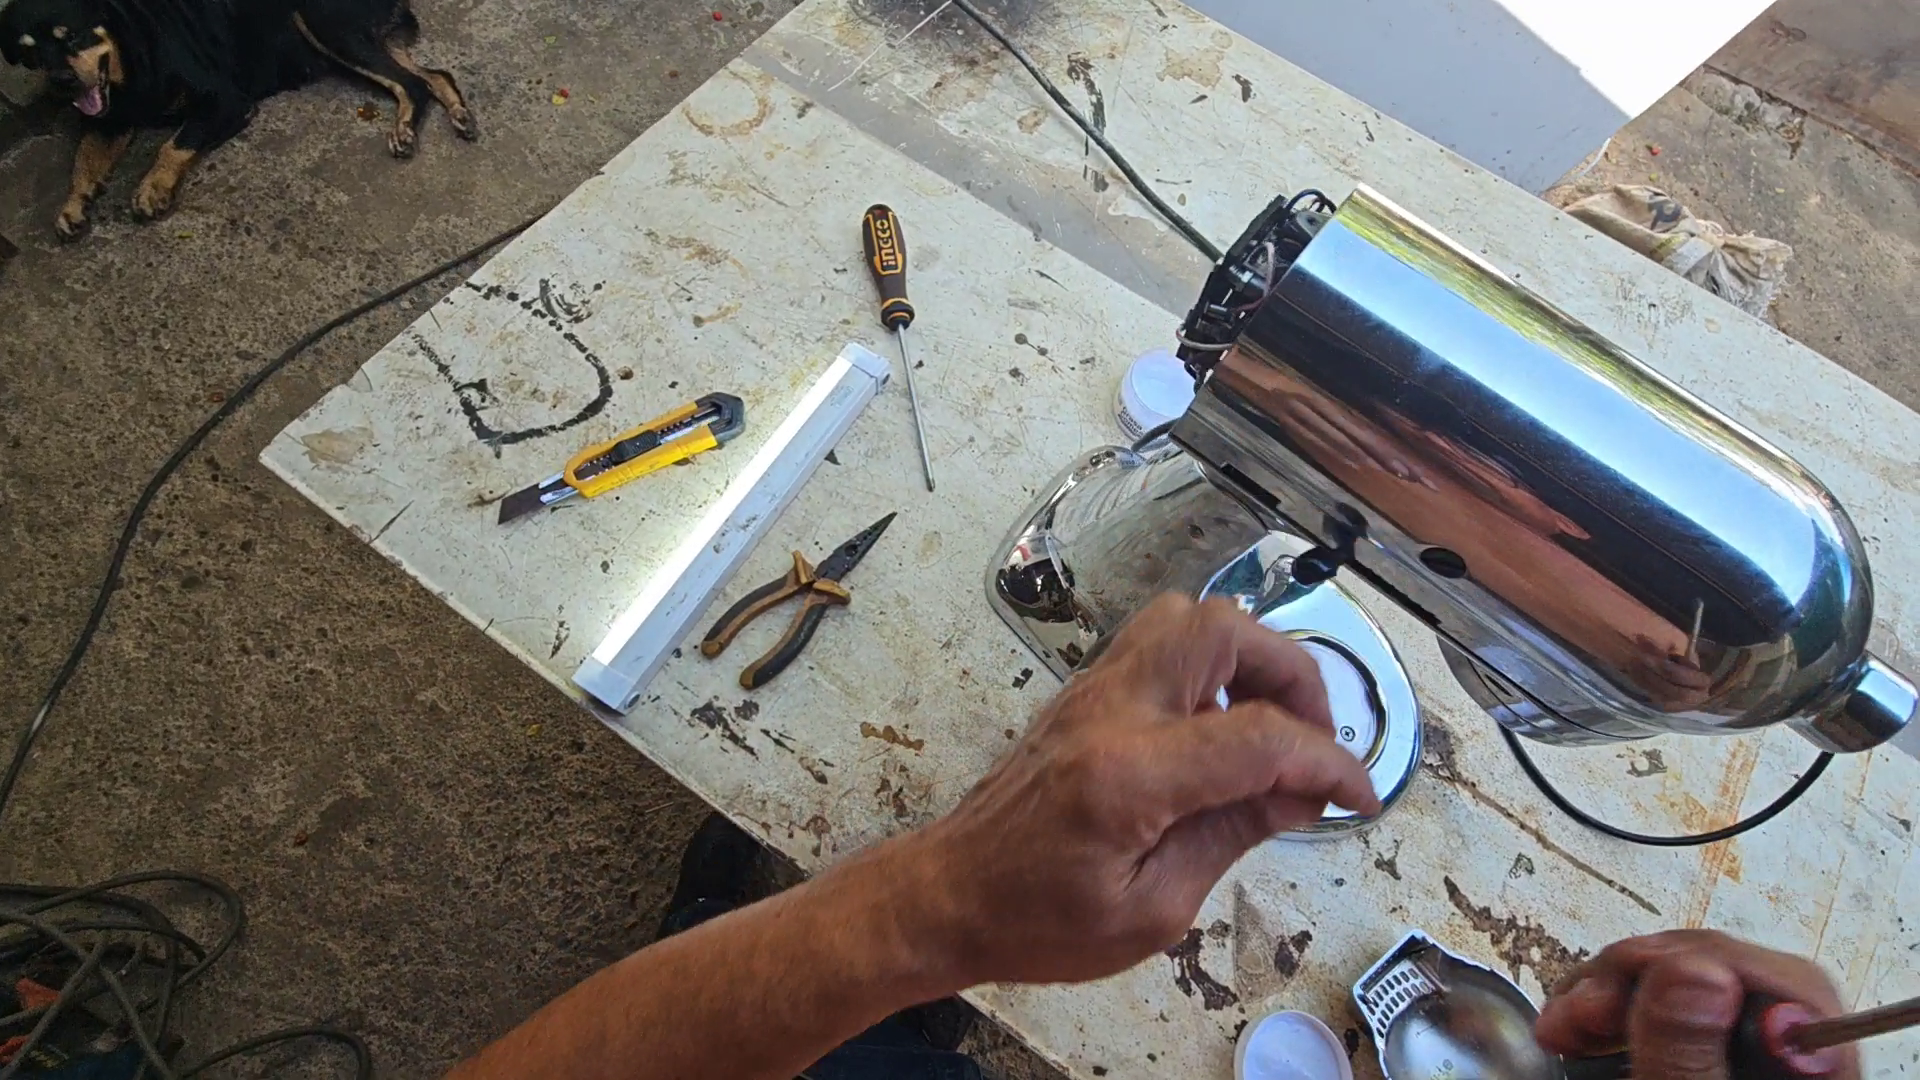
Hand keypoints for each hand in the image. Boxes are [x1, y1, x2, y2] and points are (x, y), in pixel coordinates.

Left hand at [898, 594, 1378, 988]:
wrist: (954, 889)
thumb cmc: (1042, 920)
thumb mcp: (1154, 909)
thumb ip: (1233, 835)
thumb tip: (1303, 790)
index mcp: (1129, 773)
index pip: (1259, 735)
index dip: (1330, 761)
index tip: (1359, 795)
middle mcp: (1111, 707)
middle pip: (1218, 627)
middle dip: (1290, 670)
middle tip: (1308, 737)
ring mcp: (1090, 688)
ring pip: (1182, 618)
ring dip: (1245, 657)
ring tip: (1265, 727)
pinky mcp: (1081, 691)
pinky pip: (1156, 644)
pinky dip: (1206, 667)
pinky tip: (1214, 729)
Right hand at [1536, 930, 1859, 1079]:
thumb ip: (1685, 1049)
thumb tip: (1694, 967)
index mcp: (1810, 1079)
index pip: (1787, 984)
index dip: (1703, 971)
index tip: (1628, 991)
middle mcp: (1790, 1064)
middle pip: (1722, 970)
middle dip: (1632, 978)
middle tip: (1580, 1016)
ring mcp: (1745, 1056)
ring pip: (1679, 979)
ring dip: (1606, 990)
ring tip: (1566, 1027)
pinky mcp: (1702, 1051)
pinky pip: (1655, 998)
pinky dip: (1606, 1004)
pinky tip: (1578, 1027)